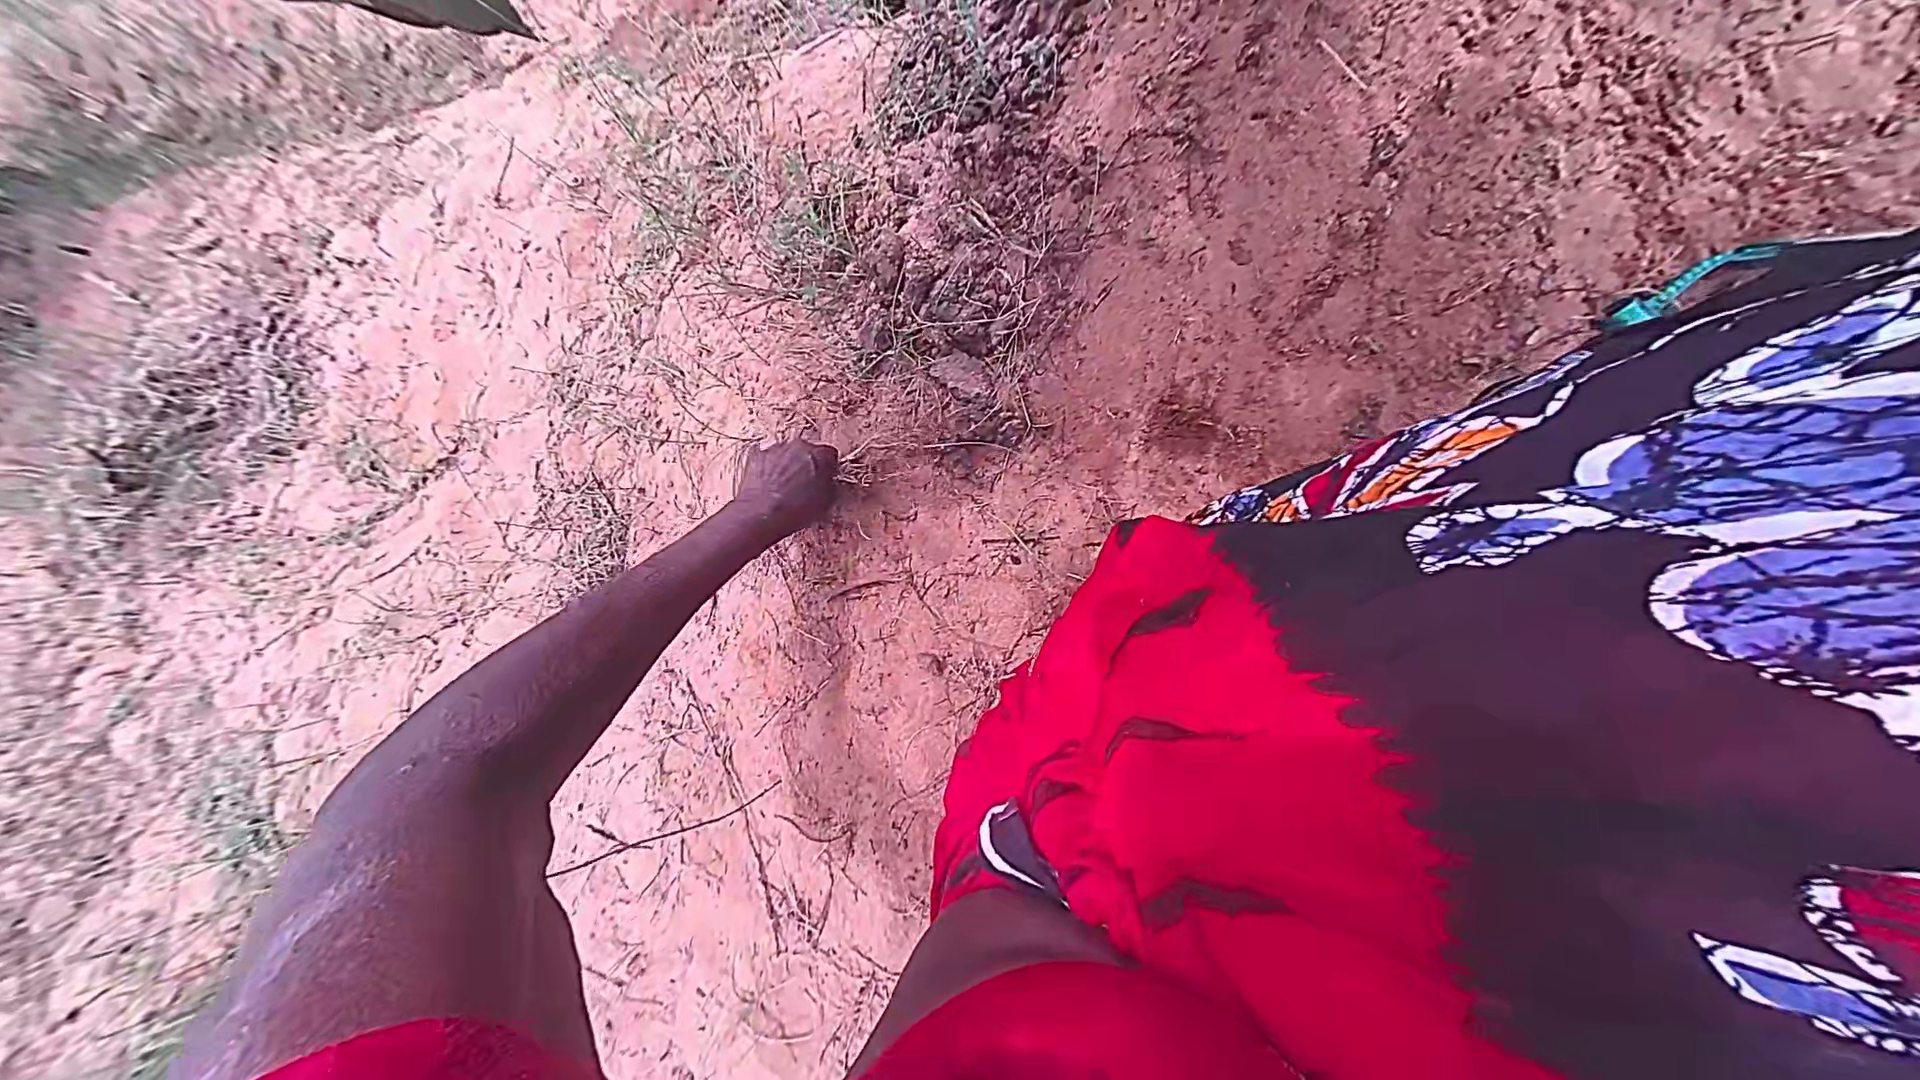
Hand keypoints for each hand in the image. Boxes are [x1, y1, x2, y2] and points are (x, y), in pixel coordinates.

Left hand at [732, 437, 839, 536]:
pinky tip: (772, 487)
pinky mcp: (758, 457)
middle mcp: (799, 447)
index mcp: (820, 455)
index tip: (827, 477)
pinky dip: (771, 469)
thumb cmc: (794, 510)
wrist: (762, 515)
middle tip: (807, 484)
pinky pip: (769, 460)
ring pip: (787, 454)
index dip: (829, 467)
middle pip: (807, 451)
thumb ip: (830, 484)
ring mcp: (777, 450)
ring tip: (787, 489)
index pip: (830, 454)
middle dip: (808, 465)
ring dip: (789, 466)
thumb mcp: (826, 501)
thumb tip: (828, 482)